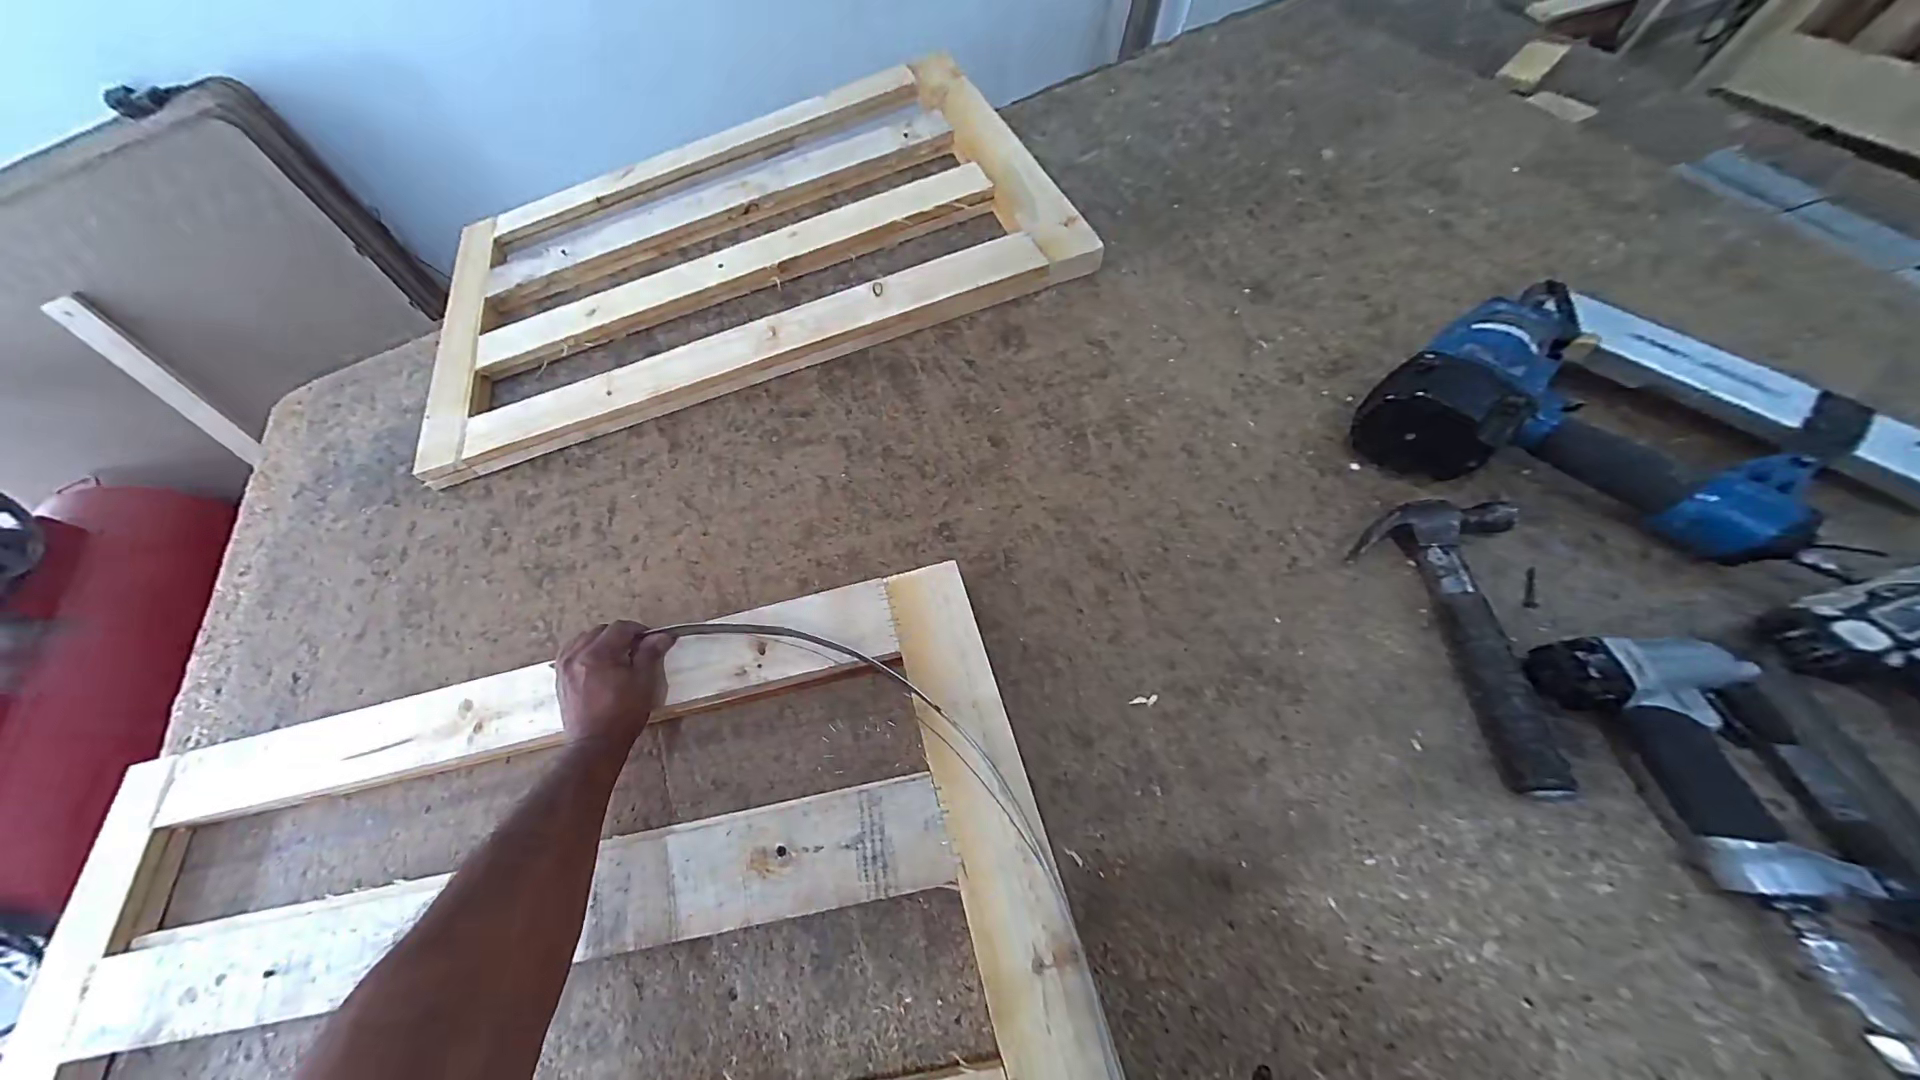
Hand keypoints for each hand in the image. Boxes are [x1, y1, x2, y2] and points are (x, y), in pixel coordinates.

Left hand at [555, 621, 673, 750]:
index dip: (640, 630)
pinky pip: (572, 652)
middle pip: (601, 630)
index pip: (620, 627)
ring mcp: (564, 666)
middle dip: (621, 635)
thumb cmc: (624, 713)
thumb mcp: (644, 682)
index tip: (652, 641)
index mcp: (598, 654)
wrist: (595, 743)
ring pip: (585, 639)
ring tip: (617, 656)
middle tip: (637, 649)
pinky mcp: (560, 677)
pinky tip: (597, 662)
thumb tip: (662, 636)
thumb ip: (650, 654)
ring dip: (603, 641)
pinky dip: (586, 650)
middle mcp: (576, 654)